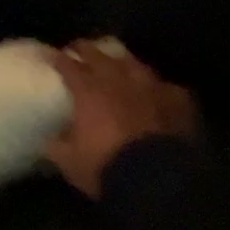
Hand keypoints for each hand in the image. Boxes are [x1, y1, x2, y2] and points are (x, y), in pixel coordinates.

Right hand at [49, 39, 198, 198]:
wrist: (158, 182)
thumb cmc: (104, 167)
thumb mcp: (67, 160)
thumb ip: (56, 143)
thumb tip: (50, 136)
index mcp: (88, 92)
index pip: (69, 66)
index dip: (58, 59)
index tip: (50, 55)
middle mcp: (118, 83)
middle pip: (100, 56)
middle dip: (87, 49)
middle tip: (78, 47)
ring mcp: (151, 90)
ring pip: (135, 65)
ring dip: (123, 61)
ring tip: (117, 61)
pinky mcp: (179, 105)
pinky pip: (168, 87)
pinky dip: (159, 87)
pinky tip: (157, 90)